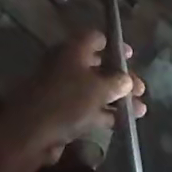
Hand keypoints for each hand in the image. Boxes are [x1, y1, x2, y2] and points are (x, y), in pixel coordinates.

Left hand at [0, 31, 147, 166]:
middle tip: (141, 89)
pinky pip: (88, 108)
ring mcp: (63, 89)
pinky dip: (105, 113)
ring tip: (139, 110)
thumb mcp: (99, 89)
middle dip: (121, 78)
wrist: (30, 134)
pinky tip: (124, 123)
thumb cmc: (67, 102)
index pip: (96, 38)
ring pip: (95, 90)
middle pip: (99, 66)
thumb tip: (127, 80)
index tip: (131, 57)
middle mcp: (67, 65)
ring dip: (117, 99)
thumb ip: (117, 82)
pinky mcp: (61, 112)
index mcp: (73, 50)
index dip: (115, 46)